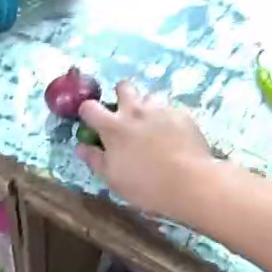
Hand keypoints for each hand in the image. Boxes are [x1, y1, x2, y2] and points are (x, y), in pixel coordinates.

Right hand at [77, 82, 214, 218]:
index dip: (88, 112)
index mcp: (113, 127)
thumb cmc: (145, 185)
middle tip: (126, 115)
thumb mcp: (112, 178)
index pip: (90, 107)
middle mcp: (135, 111)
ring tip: (153, 126)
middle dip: (121, 95)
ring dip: (147, 107)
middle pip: (123, 86)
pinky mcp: (182, 114)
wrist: (190, 183)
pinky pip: (170, 109)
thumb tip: (81, 146)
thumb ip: (95, 159)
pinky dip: (168, 119)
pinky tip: (174, 136)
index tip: (92, 121)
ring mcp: (160, 110)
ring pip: (149, 97)